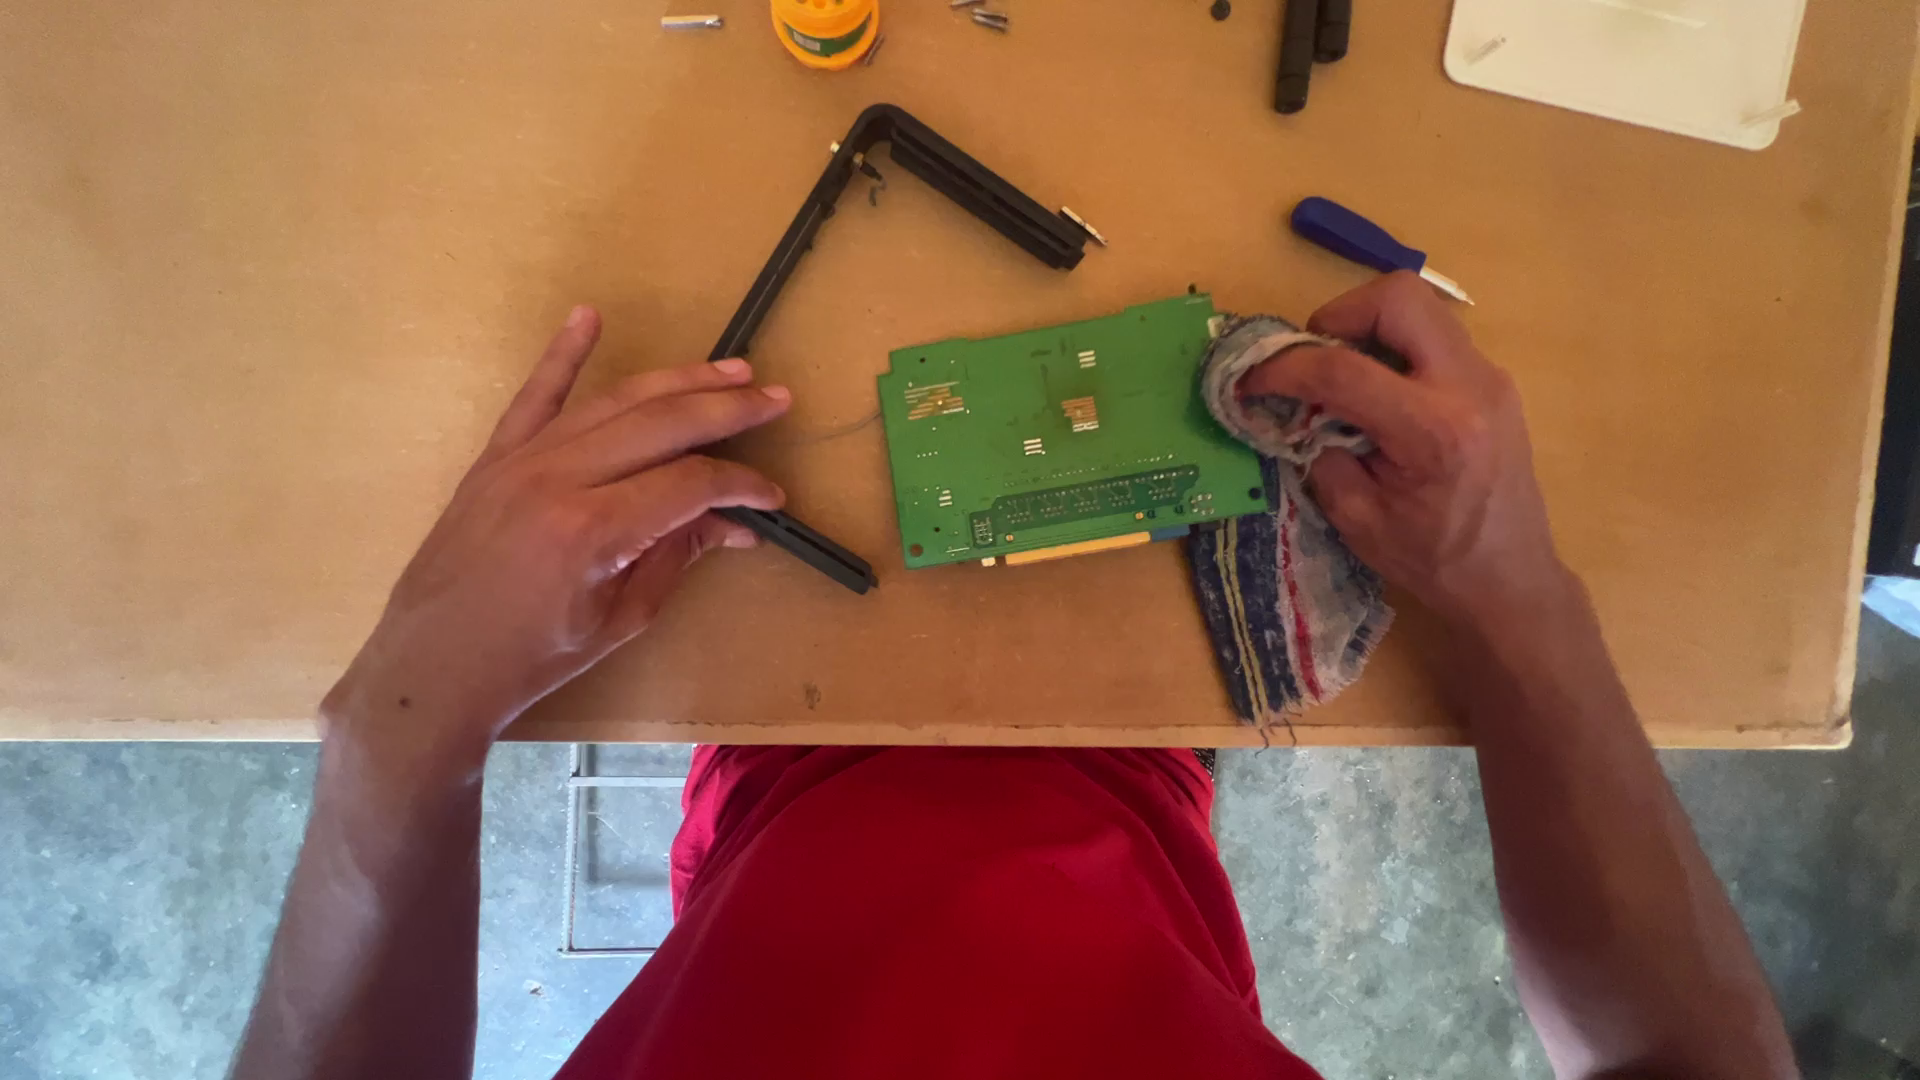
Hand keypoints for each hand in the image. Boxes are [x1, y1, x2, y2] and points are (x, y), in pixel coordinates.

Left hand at [321, 306, 788, 761]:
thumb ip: (678, 555)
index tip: (774, 499)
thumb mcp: (623, 616)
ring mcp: (522, 459)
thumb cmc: (535, 658)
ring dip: (679, 380)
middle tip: (777, 397)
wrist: (431, 667)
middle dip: (729, 408)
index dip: (743, 484)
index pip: (692, 482)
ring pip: (615, 401)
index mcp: (595, 530)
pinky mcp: (496, 457)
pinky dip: (563, 354)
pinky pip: (535, 395)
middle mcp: (559, 478)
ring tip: (731, 369)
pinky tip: (589, 317)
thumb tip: (736, 525)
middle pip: (662, 424)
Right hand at [1239, 272, 1568, 627]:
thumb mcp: (1354, 517)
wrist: (1509, 577)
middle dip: (1335, 317)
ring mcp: (1488, 376)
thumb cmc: (1429, 559)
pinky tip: (1370, 395)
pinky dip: (1386, 348)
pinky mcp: (1489, 379)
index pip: (1343, 370)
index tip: (1250, 381)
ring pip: (1416, 307)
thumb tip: (1291, 409)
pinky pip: (1429, 335)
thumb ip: (1318, 453)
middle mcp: (1469, 386)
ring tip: (1335, 378)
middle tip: (1307, 359)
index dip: (1283, 368)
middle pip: (1397, 298)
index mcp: (1434, 431)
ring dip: (1361, 329)